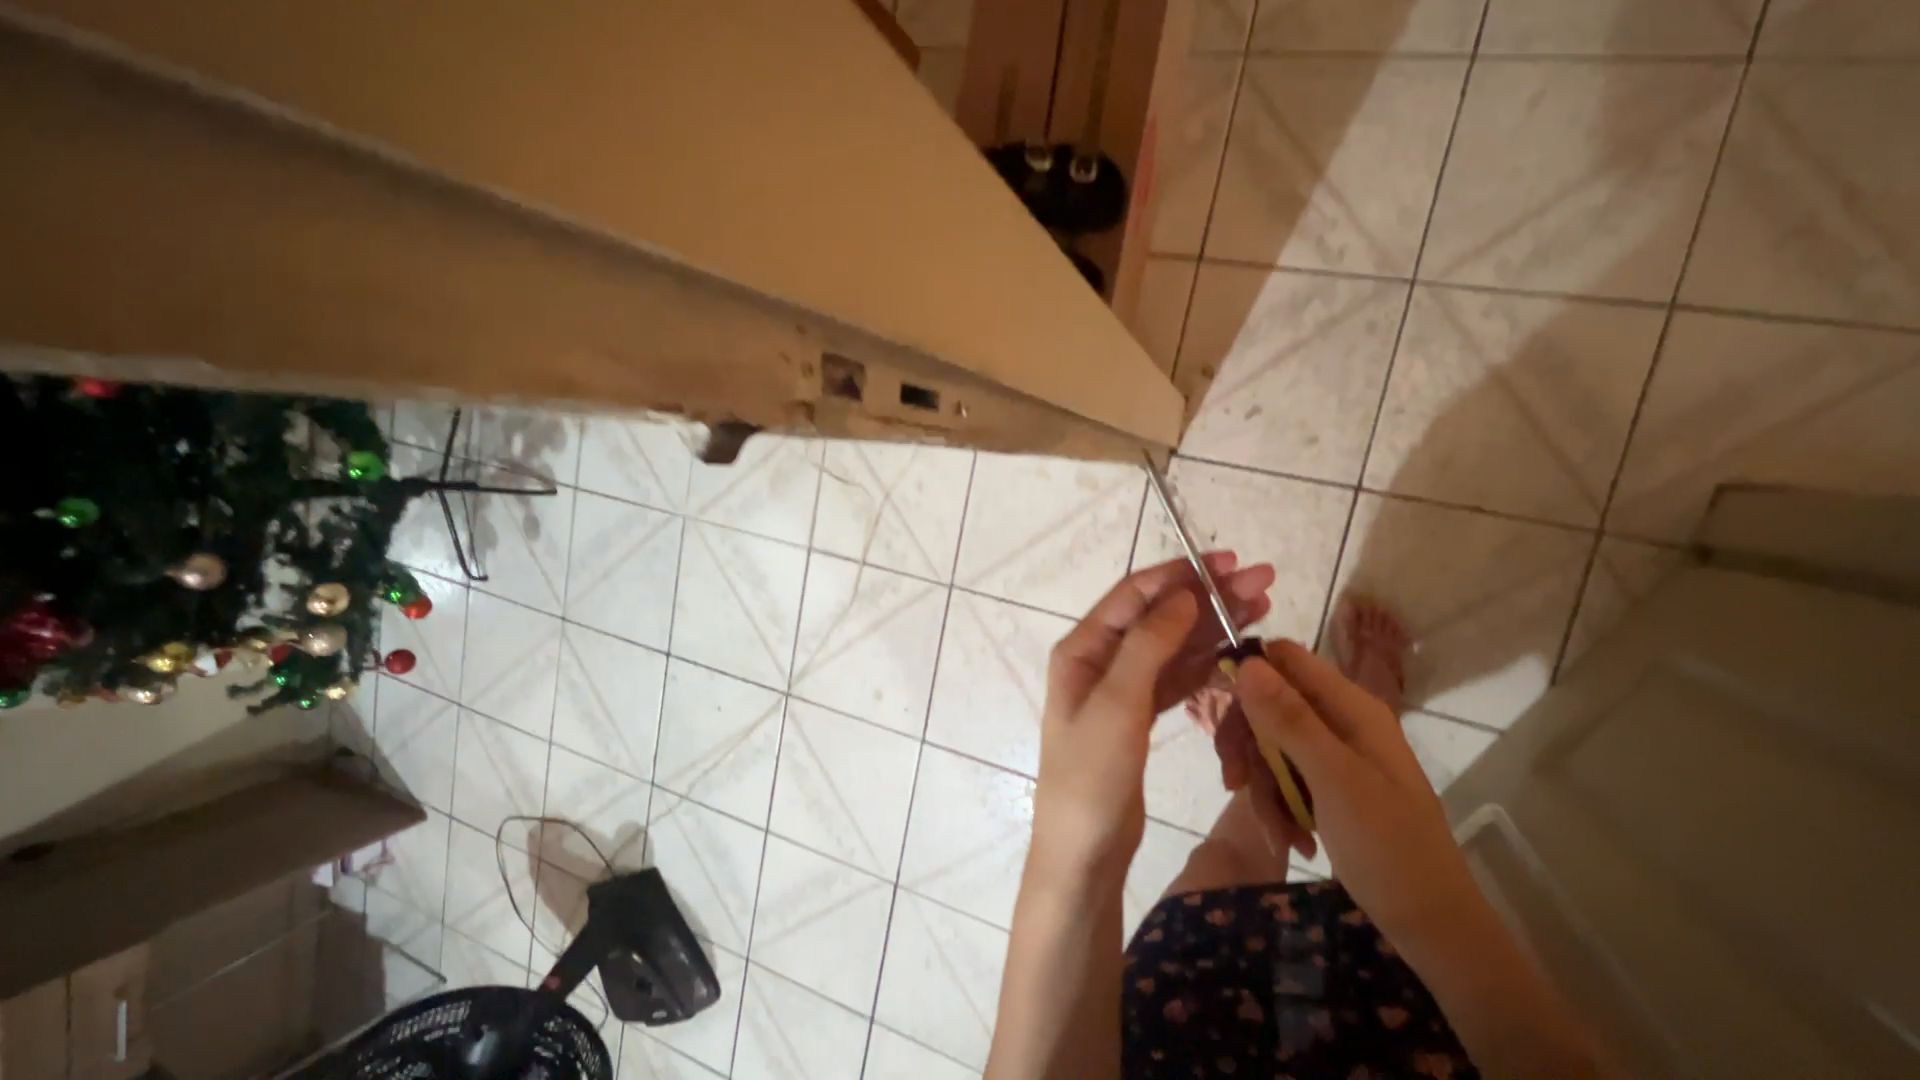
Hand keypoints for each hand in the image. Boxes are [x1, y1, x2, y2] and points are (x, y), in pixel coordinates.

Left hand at [1031, 553, 1274, 884]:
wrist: (1085, 849)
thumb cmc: (1092, 775)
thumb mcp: (1117, 705)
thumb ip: (1149, 646)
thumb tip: (1184, 595)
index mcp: (1082, 650)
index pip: (1134, 596)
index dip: (1180, 574)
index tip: (1229, 561)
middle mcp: (1100, 661)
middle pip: (1159, 616)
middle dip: (1208, 596)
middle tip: (1263, 581)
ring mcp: (1121, 689)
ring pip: (1173, 645)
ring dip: (1213, 625)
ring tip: (1263, 606)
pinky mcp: (1140, 716)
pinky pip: (1176, 677)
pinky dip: (1205, 661)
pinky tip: (1238, 649)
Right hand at [1231, 641, 1485, 944]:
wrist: (1429, 921)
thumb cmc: (1387, 845)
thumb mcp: (1333, 778)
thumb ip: (1288, 718)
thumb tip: (1246, 662)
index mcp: (1351, 708)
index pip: (1286, 659)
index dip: (1248, 676)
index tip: (1223, 718)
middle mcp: (1342, 722)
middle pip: (1270, 706)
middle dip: (1248, 745)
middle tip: (1235, 783)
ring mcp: (1337, 756)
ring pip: (1272, 748)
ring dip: (1265, 788)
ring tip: (1277, 833)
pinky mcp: (1331, 788)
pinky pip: (1287, 780)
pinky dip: (1280, 808)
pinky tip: (1291, 840)